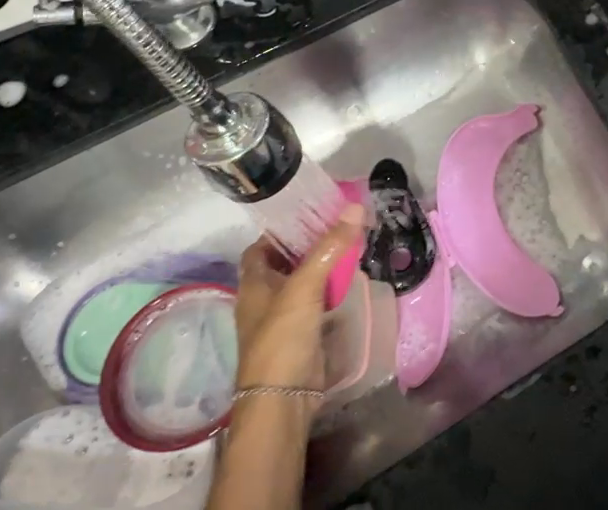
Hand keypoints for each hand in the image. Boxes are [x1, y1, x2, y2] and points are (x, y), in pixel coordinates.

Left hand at [233, 204, 365, 391]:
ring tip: (347, 248)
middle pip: (281, 265)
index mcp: (253, 285)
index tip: (308, 215)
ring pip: (299, 286)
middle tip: (336, 228)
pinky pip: (313, 306)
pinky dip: (327, 293)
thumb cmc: (282, 338)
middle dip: (305, 247)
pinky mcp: (299, 337)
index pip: (259, 248)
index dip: (279, 231)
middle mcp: (263, 300)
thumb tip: (354, 207)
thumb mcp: (305, 287)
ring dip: (318, 269)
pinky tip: (347, 284)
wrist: (283, 399)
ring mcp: (281, 321)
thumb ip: (329, 248)